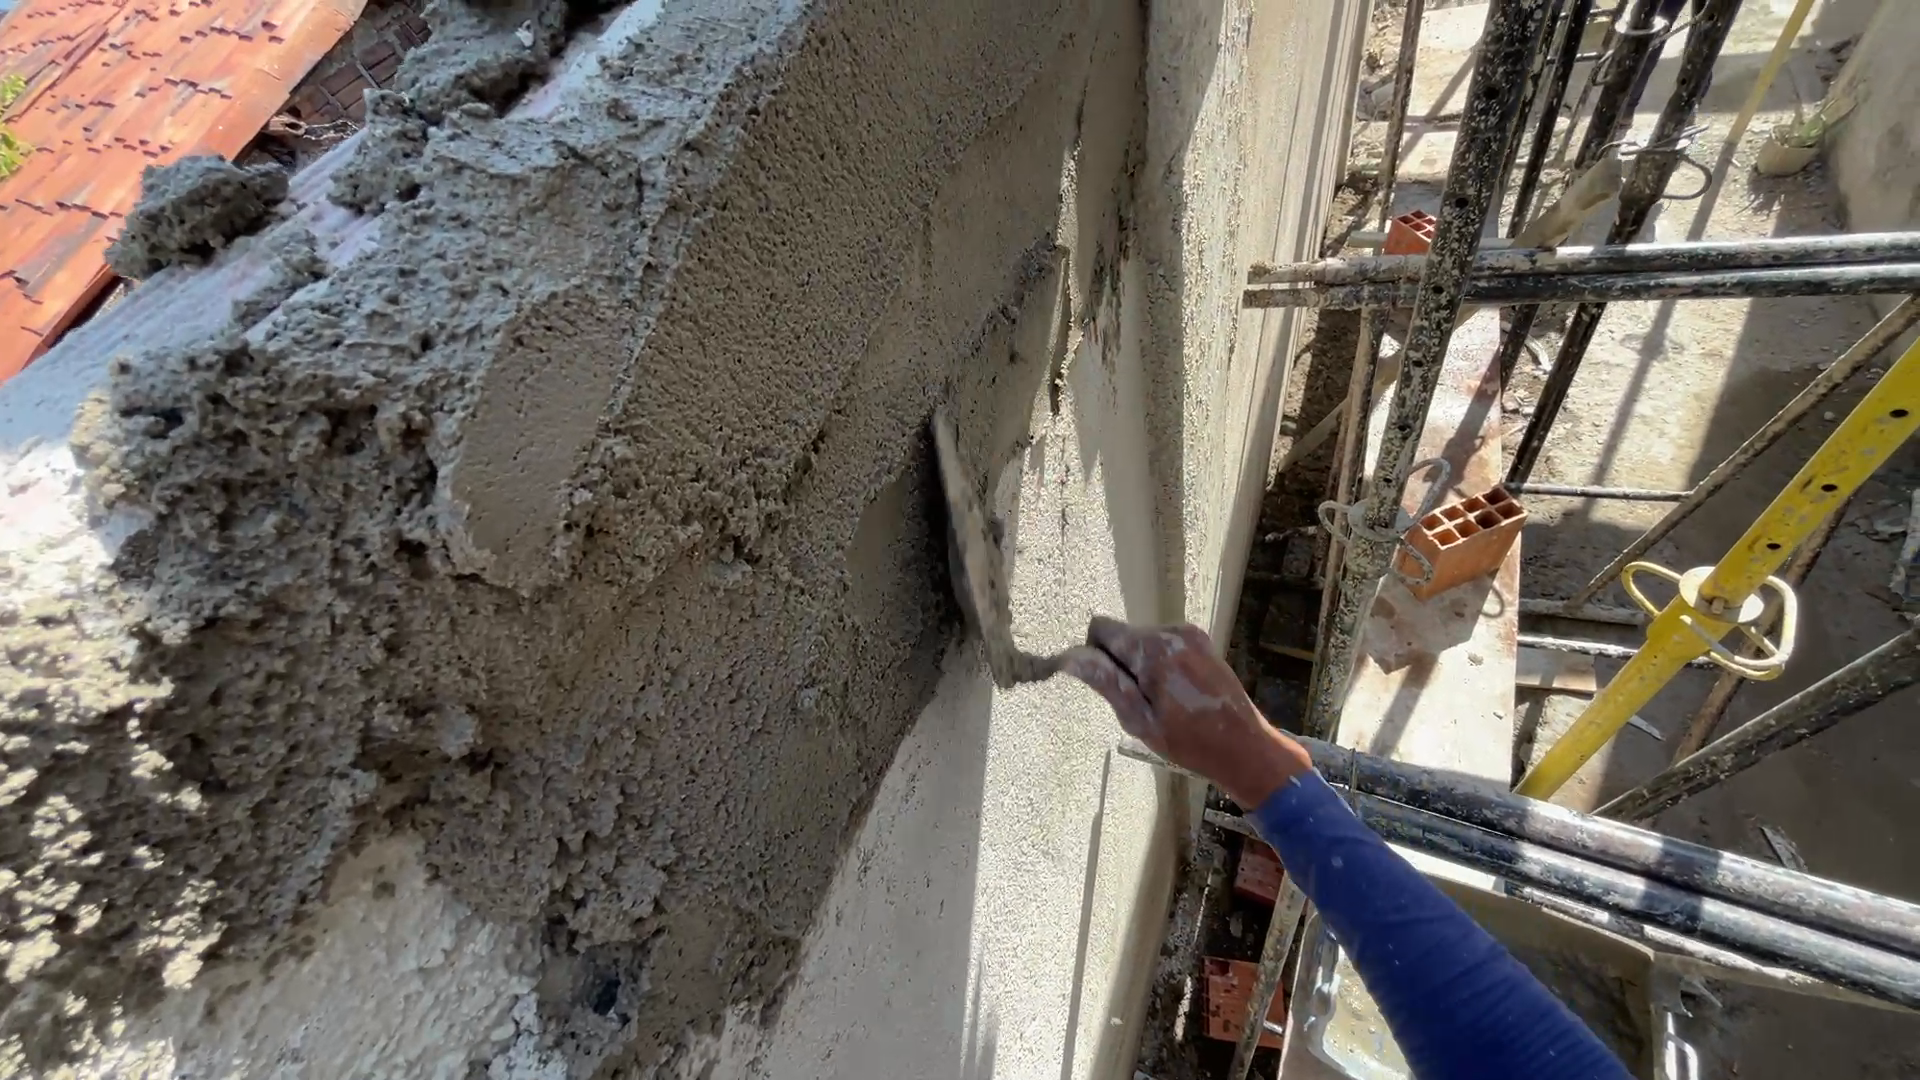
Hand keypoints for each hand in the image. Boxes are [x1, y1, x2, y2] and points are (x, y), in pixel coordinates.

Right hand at [1061, 616, 1311, 807]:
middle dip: (1122, 664)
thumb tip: (1069, 657)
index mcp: (1153, 647)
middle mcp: (1172, 630)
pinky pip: (1163, 645)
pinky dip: (1160, 664)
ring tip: (1162, 702)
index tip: (1111, 687)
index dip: (1096, 656)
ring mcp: (1190, 634)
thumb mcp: (1139, 719)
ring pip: (1142, 641)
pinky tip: (1177, 694)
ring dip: (1141, 666)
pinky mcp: (1202, 641)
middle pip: (1123, 636)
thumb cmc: (1190, 742)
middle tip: (1142, 703)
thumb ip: (1106, 682)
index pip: (1101, 628)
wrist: (1246, 749)